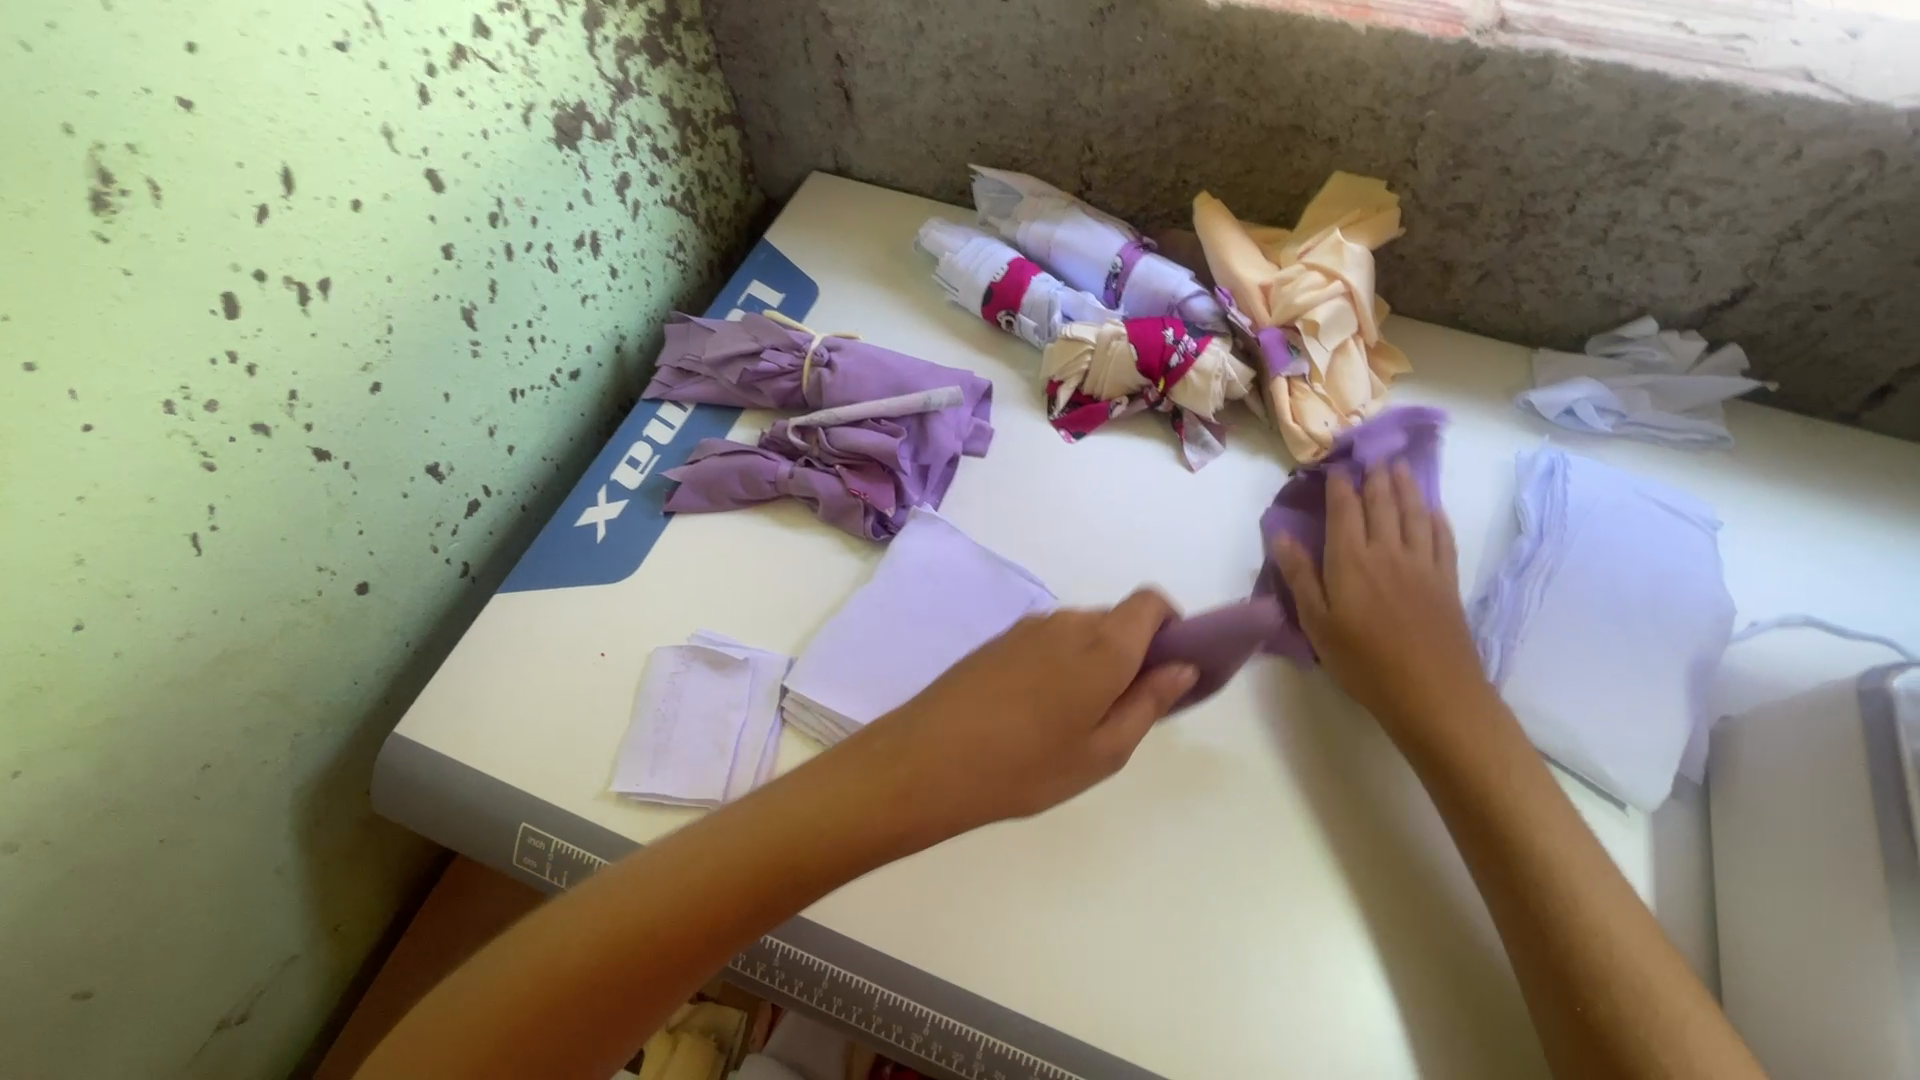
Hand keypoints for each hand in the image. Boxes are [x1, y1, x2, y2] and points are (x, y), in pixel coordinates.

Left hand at [850, 591, 1198, 836]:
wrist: (926, 762)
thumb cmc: (1026, 767)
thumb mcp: (1103, 752)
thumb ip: (1149, 703)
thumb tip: (1182, 667)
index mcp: (1103, 644)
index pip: (1151, 602)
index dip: (1170, 627)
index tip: (1168, 670)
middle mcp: (1067, 622)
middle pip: (1116, 620)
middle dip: (1131, 654)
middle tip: (1119, 712)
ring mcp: (1026, 629)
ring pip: (1079, 633)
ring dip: (1091, 663)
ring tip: (1071, 723)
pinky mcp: (996, 642)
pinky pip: (1046, 643)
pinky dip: (1058, 666)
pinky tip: (1033, 715)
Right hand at [1271, 462, 1491, 735]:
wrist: (1432, 692)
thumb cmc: (1362, 661)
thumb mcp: (1316, 622)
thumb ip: (1300, 575)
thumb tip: (1282, 534)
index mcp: (1351, 560)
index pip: (1344, 510)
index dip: (1340, 485)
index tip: (1336, 465)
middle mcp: (1388, 551)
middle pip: (1383, 503)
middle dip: (1375, 476)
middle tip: (1372, 454)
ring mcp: (1422, 563)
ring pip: (1414, 512)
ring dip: (1406, 486)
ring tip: (1399, 467)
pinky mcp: (1447, 580)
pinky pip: (1441, 537)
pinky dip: (1435, 516)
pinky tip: (1432, 509)